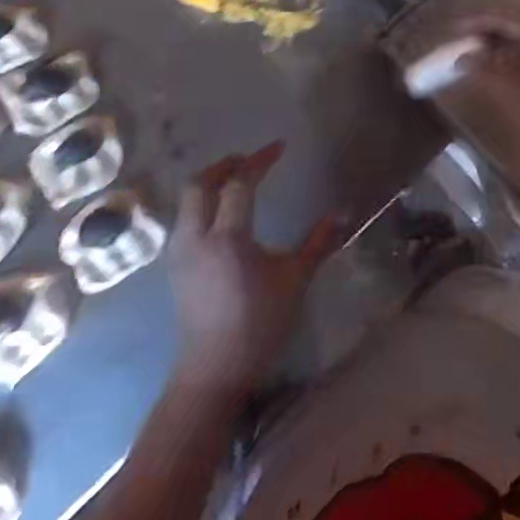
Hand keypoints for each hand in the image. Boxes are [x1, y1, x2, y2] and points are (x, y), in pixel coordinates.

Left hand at [168, 141, 340, 396]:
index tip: (279, 148)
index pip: (239, 185)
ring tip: (236, 180)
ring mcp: (180, 253)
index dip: (259, 161)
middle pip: (199, 185)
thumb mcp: (295, 280)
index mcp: (227, 238)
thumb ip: (318, 243)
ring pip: (186, 201)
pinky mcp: (175, 267)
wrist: (213, 371)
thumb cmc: (259, 324)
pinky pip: (184, 219)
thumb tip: (343, 213)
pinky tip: (221, 213)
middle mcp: (196, 238)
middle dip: (224, 165)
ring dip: (210, 182)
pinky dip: (201, 203)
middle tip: (250, 159)